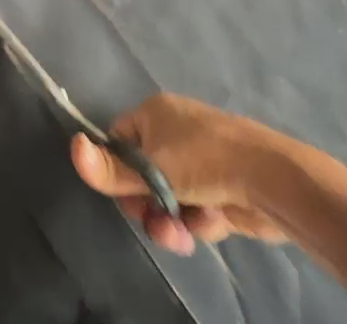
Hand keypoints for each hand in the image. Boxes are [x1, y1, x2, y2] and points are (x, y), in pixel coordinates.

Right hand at [71, 93, 291, 255]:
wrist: (274, 181)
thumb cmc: (205, 163)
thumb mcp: (151, 169)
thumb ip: (109, 170)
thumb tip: (71, 147)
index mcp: (155, 113)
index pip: (118, 141)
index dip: (117, 172)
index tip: (125, 195)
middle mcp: (176, 131)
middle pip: (143, 176)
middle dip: (148, 206)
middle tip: (158, 222)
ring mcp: (203, 160)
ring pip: (170, 198)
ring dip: (174, 221)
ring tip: (188, 234)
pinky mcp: (225, 187)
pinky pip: (197, 208)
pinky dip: (202, 220)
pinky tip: (216, 223)